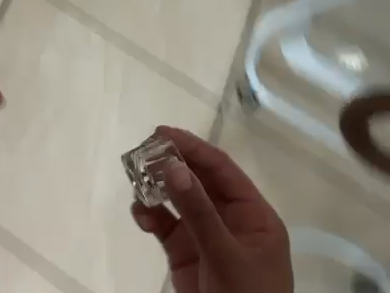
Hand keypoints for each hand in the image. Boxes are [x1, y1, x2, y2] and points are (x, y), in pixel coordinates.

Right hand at [131, 127, 292, 292]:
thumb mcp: (226, 256)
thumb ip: (198, 211)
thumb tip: (171, 164)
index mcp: (253, 216)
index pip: (222, 170)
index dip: (193, 148)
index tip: (161, 132)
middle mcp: (229, 219)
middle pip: (196, 179)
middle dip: (169, 164)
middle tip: (140, 152)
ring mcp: (205, 235)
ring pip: (176, 198)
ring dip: (155, 187)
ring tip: (136, 180)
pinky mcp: (183, 252)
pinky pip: (163, 222)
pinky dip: (148, 214)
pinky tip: (140, 215)